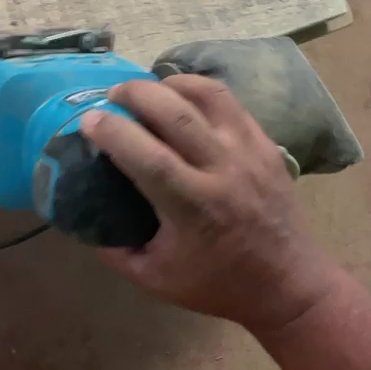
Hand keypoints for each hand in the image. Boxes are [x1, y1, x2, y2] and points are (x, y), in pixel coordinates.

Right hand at [80, 75, 337, 332]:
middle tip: (112, 96)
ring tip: (148, 91)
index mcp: (193, 207)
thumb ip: (113, 249)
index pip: (147, 156)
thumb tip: (81, 217)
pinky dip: (197, 91)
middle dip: (135, 93)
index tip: (89, 120)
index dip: (113, 131)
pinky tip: (180, 99)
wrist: (289, 285)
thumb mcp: (154, 278)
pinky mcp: (265, 143)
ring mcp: (249, 152)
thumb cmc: (217, 284)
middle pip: (175, 112)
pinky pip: (229, 102)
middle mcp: (223, 171)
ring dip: (169, 84)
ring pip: (207, 95)